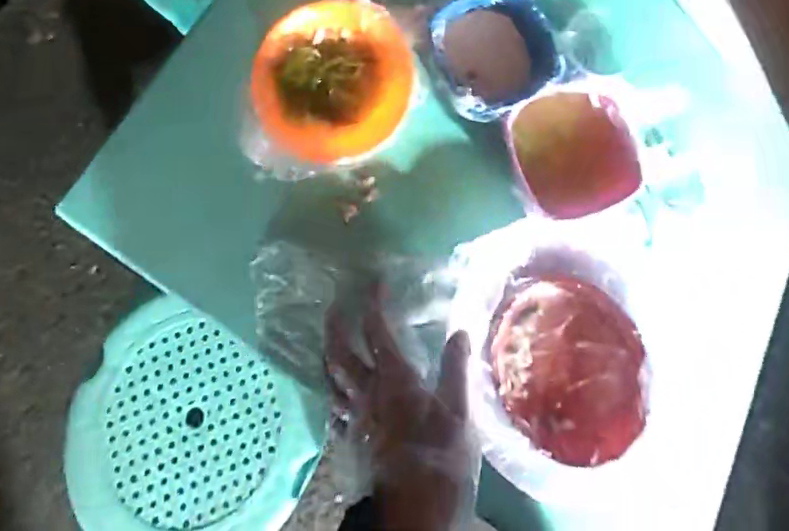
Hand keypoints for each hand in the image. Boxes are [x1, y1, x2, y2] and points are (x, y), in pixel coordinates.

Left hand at [327, 298, 477, 530]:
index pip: (377, 330)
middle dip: (335, 326)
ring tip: (329, 344)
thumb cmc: (439, 460)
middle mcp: (367, 393)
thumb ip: (455, 369)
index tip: (375, 281)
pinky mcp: (351, 445)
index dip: (373, 302)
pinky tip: (339, 397)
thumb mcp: (459, 413)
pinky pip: (336, 412)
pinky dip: (335, 396)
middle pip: (341, 353)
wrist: (412, 515)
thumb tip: (459, 330)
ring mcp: (355, 420)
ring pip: (332, 381)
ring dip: (328, 357)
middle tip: (334, 305)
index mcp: (393, 379)